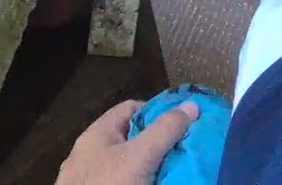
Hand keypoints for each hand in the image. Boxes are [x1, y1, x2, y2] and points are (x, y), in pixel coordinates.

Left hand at [57, 99, 199, 184]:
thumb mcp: (141, 155)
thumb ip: (167, 128)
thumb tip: (192, 105)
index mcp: (95, 135)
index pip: (131, 108)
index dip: (157, 111)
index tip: (178, 125)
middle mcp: (89, 155)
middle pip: (131, 137)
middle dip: (157, 141)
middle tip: (180, 148)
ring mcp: (89, 181)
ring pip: (127, 164)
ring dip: (150, 165)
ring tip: (171, 170)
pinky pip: (120, 182)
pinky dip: (139, 182)